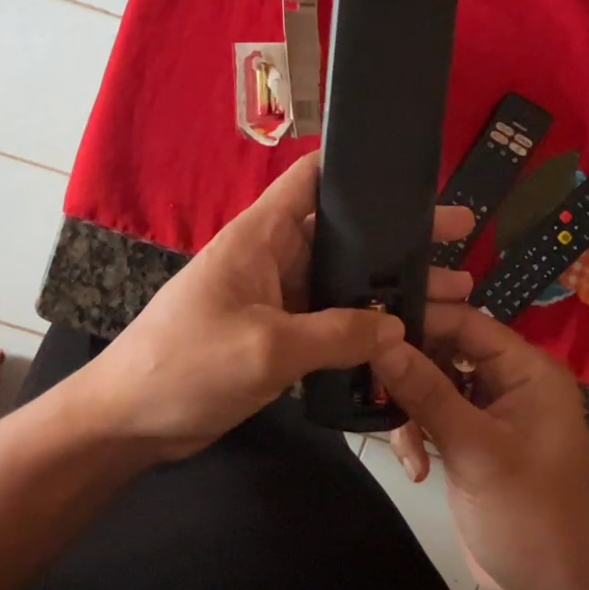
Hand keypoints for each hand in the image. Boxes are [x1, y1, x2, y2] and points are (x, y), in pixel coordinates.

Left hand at [69, 153, 475, 460]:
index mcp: (259, 237)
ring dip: (388, 288)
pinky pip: (327, 322)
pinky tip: (406, 338)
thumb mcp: (267, 348)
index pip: (310, 180)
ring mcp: (271, 299)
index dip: (357, 169)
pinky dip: (364, 327)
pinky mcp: (273, 336)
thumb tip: (395, 325)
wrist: (130, 420)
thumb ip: (337, 334)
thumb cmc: (187, 366)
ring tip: (454, 293)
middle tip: (458, 240)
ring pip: (339, 283)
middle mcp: (269, 258)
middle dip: (396, 239)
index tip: (414, 176)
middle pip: (340, 235)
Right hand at [369, 305, 588, 589]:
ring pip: (431, 383)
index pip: (466, 322)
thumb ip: (426, 391)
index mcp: (529, 372)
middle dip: (407, 370)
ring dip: (409, 410)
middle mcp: (511, 383)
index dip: (420, 318)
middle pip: (444, 350)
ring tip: (402, 445)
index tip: (368, 326)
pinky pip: (432, 414)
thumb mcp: (475, 450)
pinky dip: (416, 434)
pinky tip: (413, 468)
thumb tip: (378, 340)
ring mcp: (490, 412)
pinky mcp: (472, 440)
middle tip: (366, 380)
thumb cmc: (528, 516)